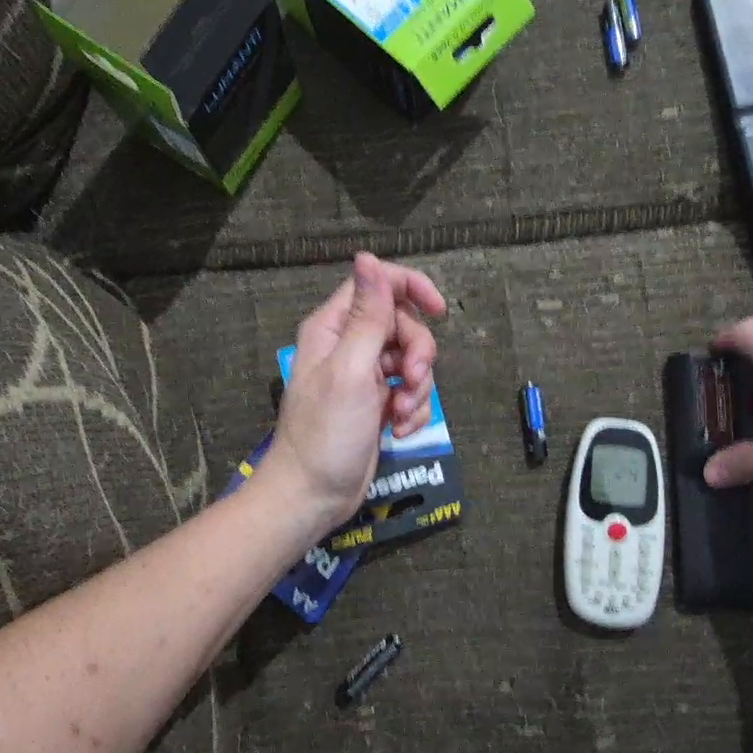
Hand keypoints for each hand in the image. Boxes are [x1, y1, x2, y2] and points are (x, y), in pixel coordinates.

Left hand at [264, 253, 447, 528]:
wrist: (313, 495)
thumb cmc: (326, 432)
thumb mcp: (351, 369)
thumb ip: (367, 315)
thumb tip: (368, 257)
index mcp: (334, 327)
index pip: (378, 284)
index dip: (412, 289)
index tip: (439, 312)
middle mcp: (348, 344)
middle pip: (404, 324)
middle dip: (418, 354)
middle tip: (411, 382)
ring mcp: (364, 375)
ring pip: (412, 360)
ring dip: (417, 389)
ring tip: (400, 415)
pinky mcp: (377, 403)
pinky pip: (410, 391)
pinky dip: (412, 410)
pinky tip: (398, 430)